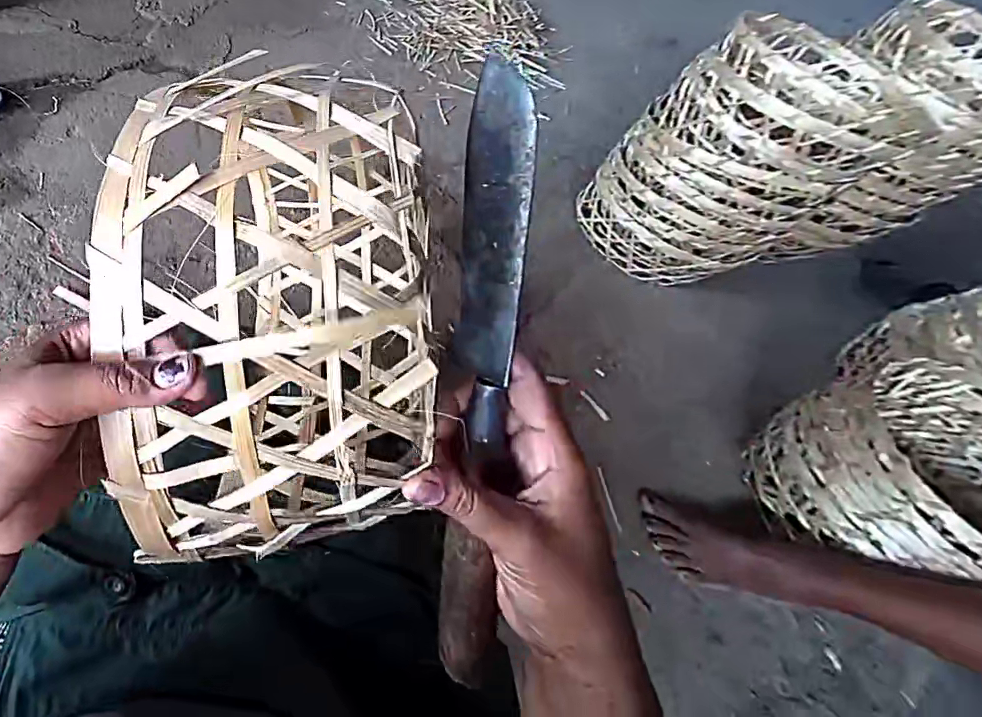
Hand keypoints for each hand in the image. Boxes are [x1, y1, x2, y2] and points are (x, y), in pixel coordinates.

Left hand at [0, 321, 208, 557]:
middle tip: (200, 389)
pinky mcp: (101, 453)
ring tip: (199, 410)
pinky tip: (180, 435)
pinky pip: (140, 437)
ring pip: (146, 399)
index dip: (158, 338)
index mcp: (67, 346)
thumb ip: (112, 382)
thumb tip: (177, 370)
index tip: (187, 357)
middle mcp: (85, 375)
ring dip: (172, 402)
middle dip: (172, 371)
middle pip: (141, 363)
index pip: (124, 328)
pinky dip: (162, 435)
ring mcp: (95, 415)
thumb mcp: (45, 397)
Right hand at [401, 354, 621, 659]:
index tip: (466, 333)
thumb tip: (412, 477)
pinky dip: (443, 460)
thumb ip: (465, 503)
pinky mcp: (493, 500)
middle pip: (495, 408)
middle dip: (460, 396)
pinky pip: (465, 467)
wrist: (573, 650)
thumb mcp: (519, 540)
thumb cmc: (568, 590)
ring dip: (447, 430)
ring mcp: (511, 479)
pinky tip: (417, 453)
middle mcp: (533, 457)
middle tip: (416, 387)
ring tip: (408, 418)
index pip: (532, 391)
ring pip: (476, 437)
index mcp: (556, 456)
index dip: (505, 360)